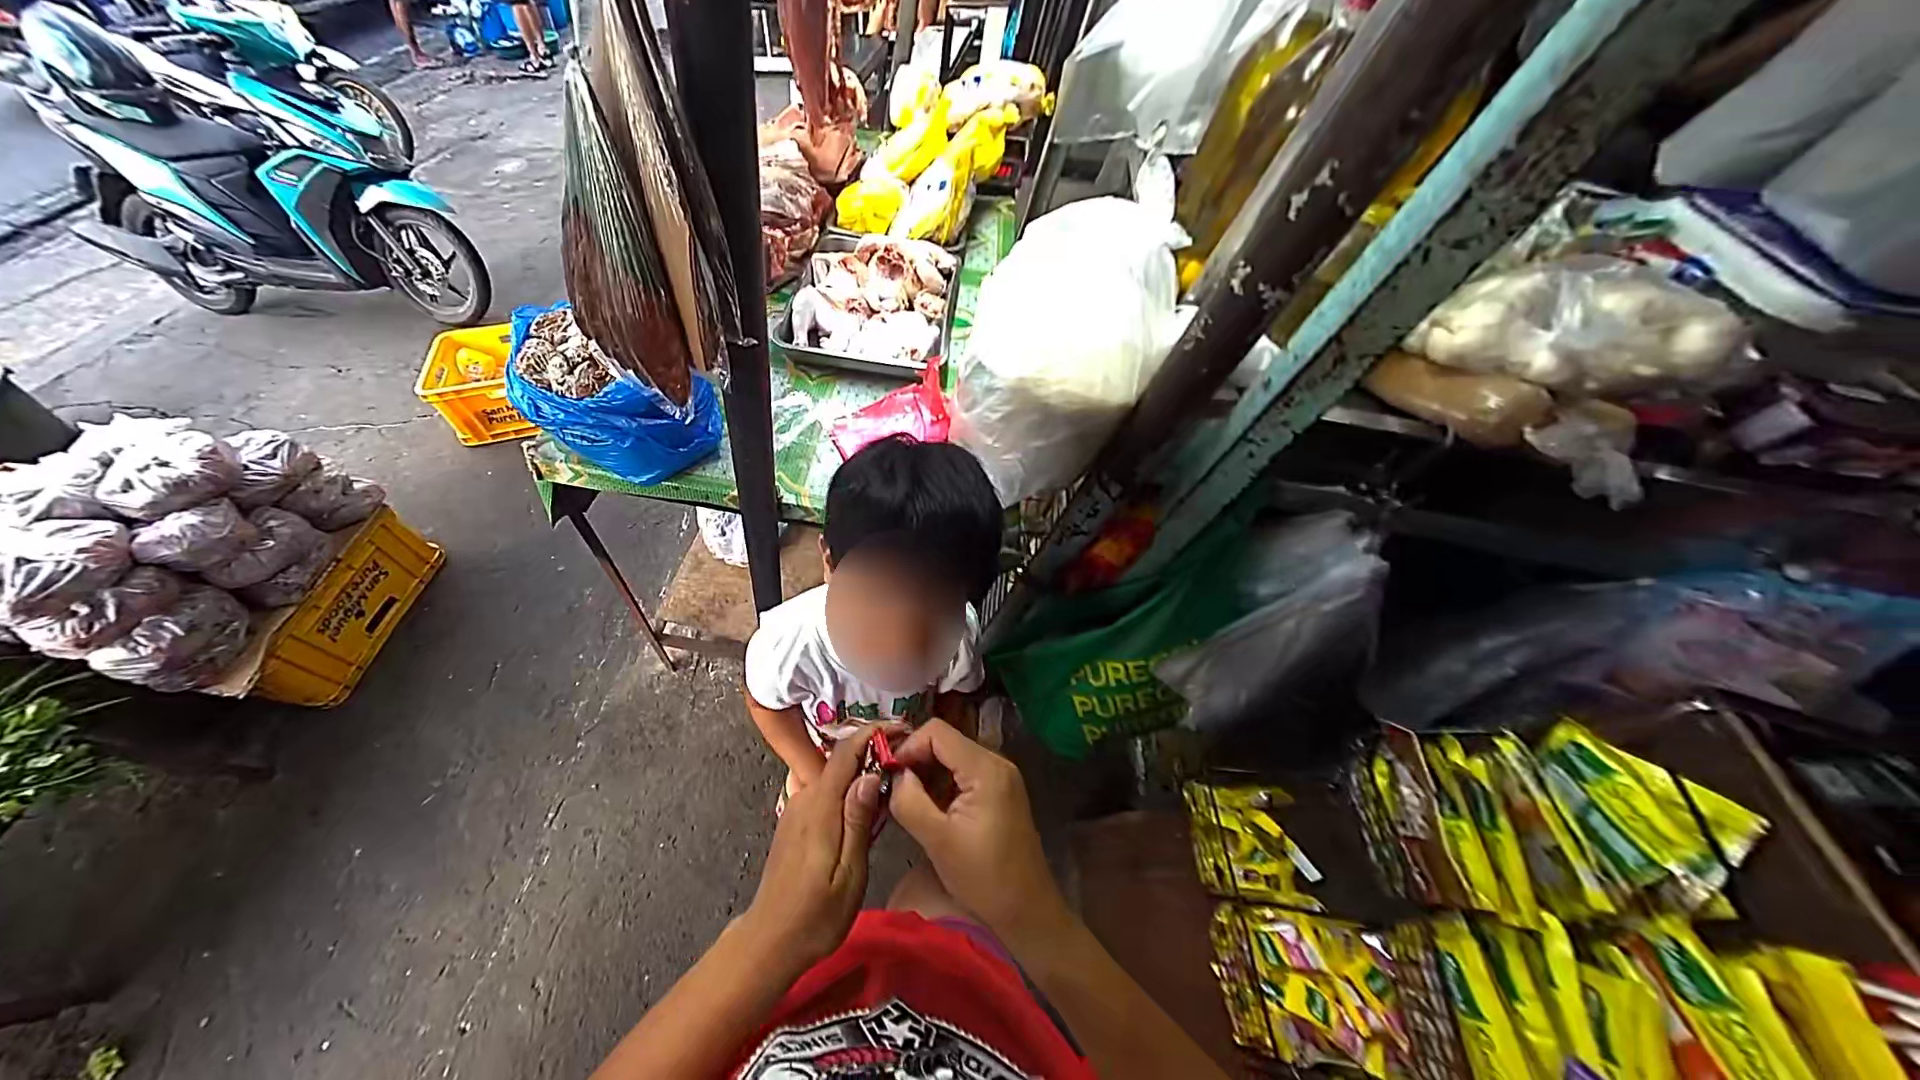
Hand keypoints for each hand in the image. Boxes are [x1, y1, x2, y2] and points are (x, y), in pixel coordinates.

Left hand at [742, 728, 883, 970]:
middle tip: (906, 751)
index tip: (902, 728)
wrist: (769, 942)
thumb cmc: (816, 916)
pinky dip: (847, 784)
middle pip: (839, 758)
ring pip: (832, 774)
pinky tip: (865, 798)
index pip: (846, 752)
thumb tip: (871, 775)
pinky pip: (825, 789)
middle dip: (872, 748)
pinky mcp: (795, 820)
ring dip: (861, 767)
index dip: (873, 733)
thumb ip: (858, 820)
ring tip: (892, 772)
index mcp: (819, 806)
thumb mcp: (849, 874)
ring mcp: (796, 808)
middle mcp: (804, 798)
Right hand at [889, 720, 1070, 948]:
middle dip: (916, 760)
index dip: (908, 747)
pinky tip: (930, 809)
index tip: (889, 773)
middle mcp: (996, 762)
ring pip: (953, 757)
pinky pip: (964, 773)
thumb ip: (909, 800)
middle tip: (893, 788)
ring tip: (909, 801)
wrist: (1026, 909)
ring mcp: (1000, 776)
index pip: (937, 731)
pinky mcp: (999, 791)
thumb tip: (896, 774)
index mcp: (985, 768)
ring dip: (928, 773)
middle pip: (945, 741)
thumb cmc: (983, 877)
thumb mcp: (937, 840)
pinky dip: (943, 784)